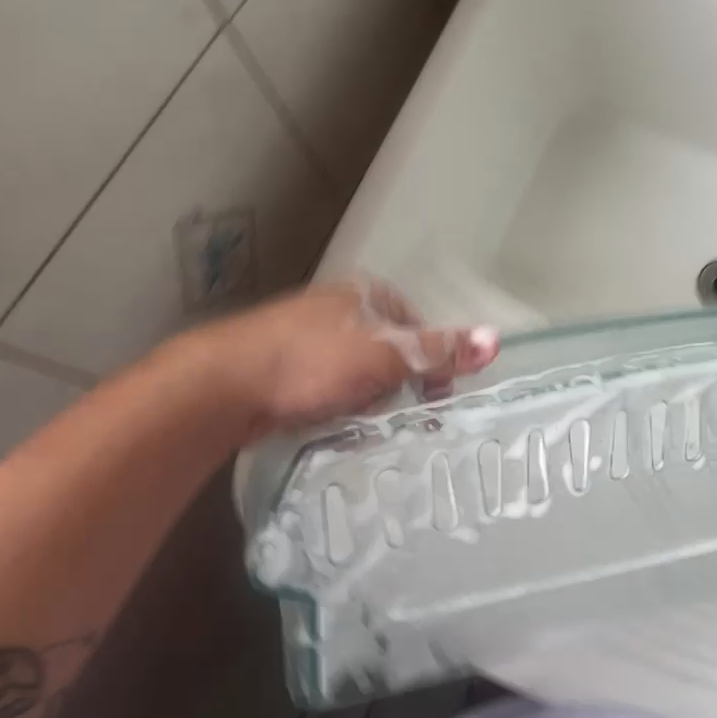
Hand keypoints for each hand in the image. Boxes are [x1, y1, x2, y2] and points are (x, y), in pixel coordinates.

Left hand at [178, 278, 499, 440]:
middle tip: (393, 415)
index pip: (418, 325)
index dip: (431, 362)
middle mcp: (336, 306)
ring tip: (358, 424)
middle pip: (387, 348)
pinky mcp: (275, 364)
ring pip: (354, 369)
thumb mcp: (386, 358)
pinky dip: (330, 403)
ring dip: (362, 396)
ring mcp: (302, 333)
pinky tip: (324, 422)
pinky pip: (322, 385)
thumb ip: (440, 352)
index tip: (433, 399)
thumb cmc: (312, 363)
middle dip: (394, 382)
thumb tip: (497, 339)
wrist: (219, 386)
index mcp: (366, 293)